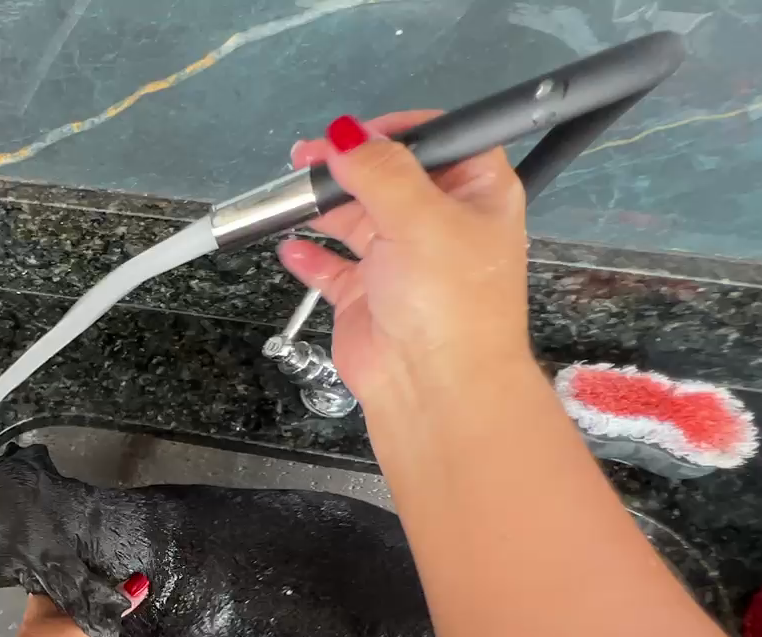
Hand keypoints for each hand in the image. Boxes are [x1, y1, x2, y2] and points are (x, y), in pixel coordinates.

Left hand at [1, 576, 147, 636]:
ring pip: (80, 626)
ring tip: (127, 604)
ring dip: (97, 620)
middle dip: (95, 596)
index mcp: (43, 600)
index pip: (66, 577)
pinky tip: (116, 633)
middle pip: (74, 602)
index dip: (86, 569)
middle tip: (129, 582)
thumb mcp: (85, 622)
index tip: (112, 561)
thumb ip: (109, 605)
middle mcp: (46, 619)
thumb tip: (140, 583)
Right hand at [279, 113, 531, 406]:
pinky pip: (330, 267)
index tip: (350, 135)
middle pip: (385, 180)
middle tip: (303, 159)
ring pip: (354, 220)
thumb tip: (343, 136)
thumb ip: (379, 173)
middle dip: (345, 168)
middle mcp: (435, 222)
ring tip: (287, 197)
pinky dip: (308, 256)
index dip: (394, 132)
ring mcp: (396, 261)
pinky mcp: (362, 295)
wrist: (429, 380)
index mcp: (473, 193)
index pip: (438, 142)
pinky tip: (289, 247)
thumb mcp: (420, 219)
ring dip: (322, 207)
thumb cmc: (444, 296)